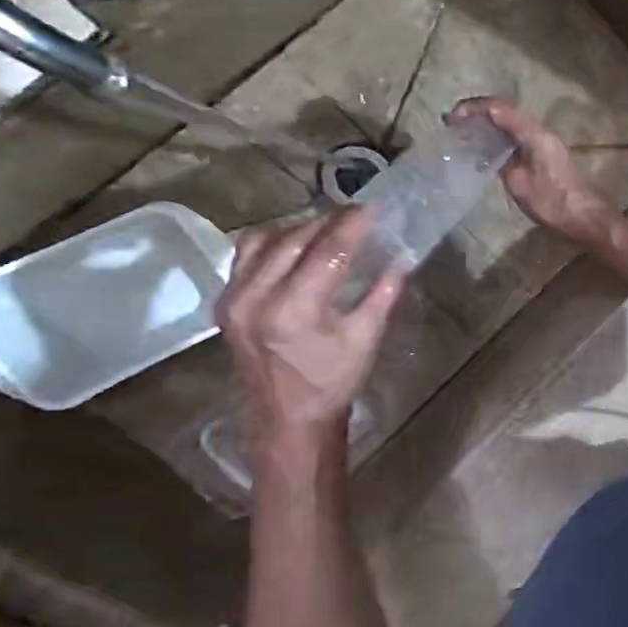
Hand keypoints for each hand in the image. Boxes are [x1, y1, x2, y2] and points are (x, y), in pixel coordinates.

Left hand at [217, 210, 403, 454]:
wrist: (286, 420)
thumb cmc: (332, 382)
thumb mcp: (365, 339)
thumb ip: (383, 293)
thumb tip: (402, 256)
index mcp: (294, 311)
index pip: (328, 251)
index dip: (355, 225)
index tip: (374, 206)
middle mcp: (256, 298)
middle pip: (296, 239)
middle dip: (330, 221)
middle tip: (357, 212)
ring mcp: (234, 299)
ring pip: (266, 240)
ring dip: (300, 227)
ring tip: (328, 226)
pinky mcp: (225, 302)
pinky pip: (246, 255)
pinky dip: (273, 241)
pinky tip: (295, 243)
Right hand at [450, 97, 616, 244]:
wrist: (584, 215)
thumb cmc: (552, 202)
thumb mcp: (519, 183)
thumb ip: (501, 161)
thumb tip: (486, 150)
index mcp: (534, 133)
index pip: (499, 109)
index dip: (473, 109)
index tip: (451, 118)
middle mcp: (540, 130)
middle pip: (505, 111)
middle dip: (477, 113)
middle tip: (453, 123)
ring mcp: (545, 140)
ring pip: (511, 122)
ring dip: (487, 124)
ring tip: (464, 133)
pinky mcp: (546, 152)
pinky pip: (517, 135)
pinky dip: (499, 136)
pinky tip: (485, 148)